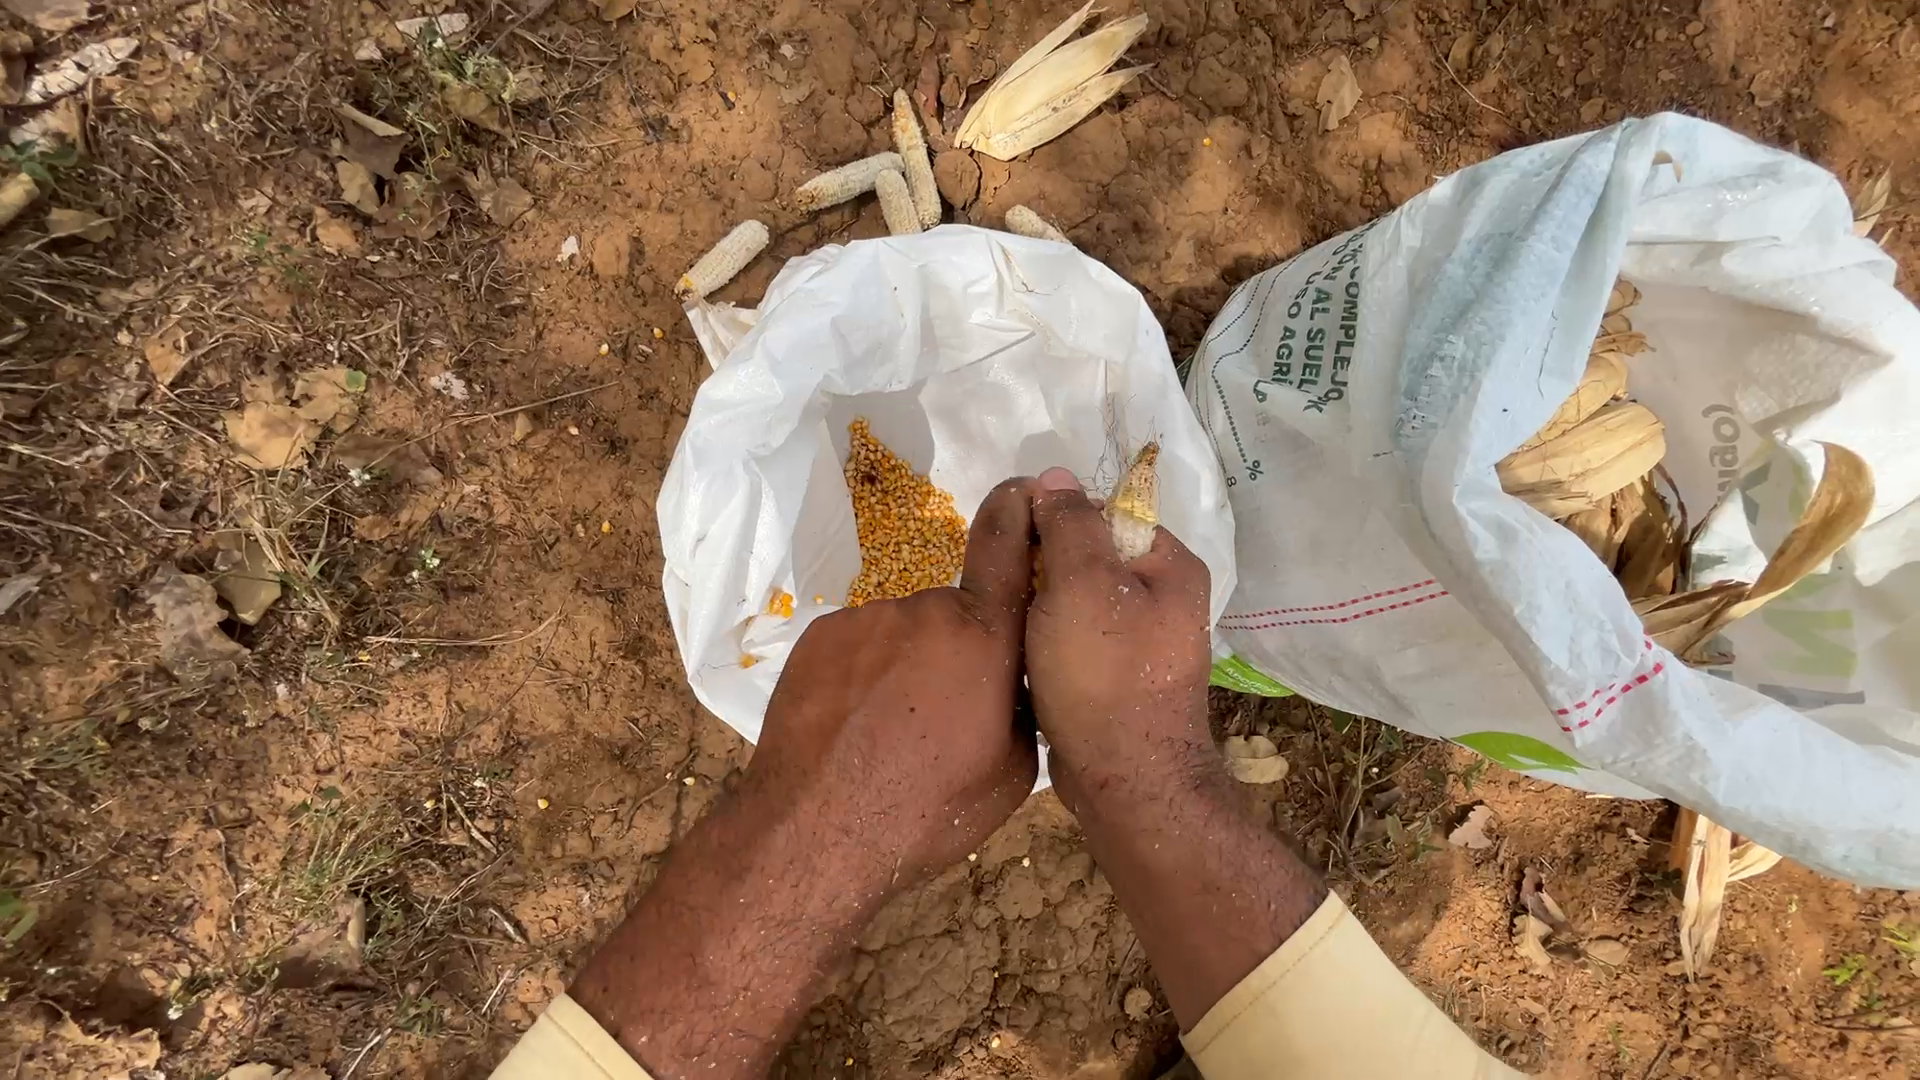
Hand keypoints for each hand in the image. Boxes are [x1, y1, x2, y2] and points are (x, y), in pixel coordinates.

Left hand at [742, 475, 1040, 885]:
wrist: (816, 830)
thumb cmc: (928, 808)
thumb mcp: (1011, 771)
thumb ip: (1022, 704)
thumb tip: (1014, 677)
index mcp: (983, 638)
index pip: (1005, 549)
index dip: (1017, 512)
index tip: (1024, 486)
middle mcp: (926, 611)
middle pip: (954, 615)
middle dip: (955, 650)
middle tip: (939, 714)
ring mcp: (867, 619)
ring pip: (903, 633)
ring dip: (905, 665)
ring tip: (887, 728)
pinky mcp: (821, 635)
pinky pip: (859, 644)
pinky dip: (862, 672)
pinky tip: (850, 721)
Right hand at [1024, 467, 1214, 813]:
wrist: (1125, 781)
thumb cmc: (1103, 676)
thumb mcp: (1080, 584)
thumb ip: (1068, 523)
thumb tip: (1055, 474)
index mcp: (1169, 564)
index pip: (1102, 512)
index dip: (1052, 520)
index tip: (1015, 545)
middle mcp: (1165, 596)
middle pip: (1088, 554)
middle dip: (1044, 566)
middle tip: (1010, 588)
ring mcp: (1144, 639)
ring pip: (1077, 598)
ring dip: (1042, 604)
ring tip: (1014, 623)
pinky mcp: (1121, 674)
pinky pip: (1077, 636)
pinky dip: (1049, 638)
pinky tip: (1028, 653)